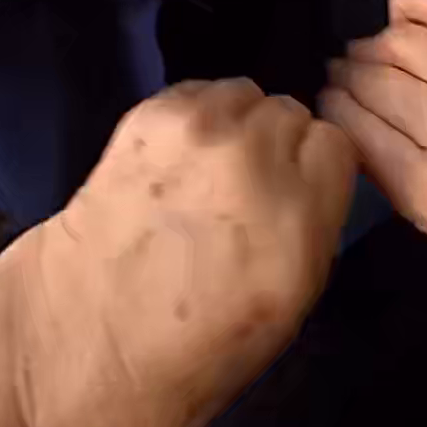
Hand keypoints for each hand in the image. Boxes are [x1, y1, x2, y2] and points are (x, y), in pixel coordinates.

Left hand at [0, 78, 356, 426]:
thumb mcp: (293, 291)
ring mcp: (194, 128)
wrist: (91, 324)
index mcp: (296, 216)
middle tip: (248, 176)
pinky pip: (197, 89)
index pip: (335, 142)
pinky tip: (176, 150)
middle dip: (277, 141)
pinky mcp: (149, 111)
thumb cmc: (201, 337)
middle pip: (289, 110)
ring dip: (237, 120)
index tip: (297, 181)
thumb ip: (313, 212)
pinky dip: (196, 112)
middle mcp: (249, 159)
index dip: (315, 163)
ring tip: (210, 158)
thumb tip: (310, 165)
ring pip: (244, 90)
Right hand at [318, 0, 426, 298]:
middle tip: (347, 76)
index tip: (330, 100)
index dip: (332, 106)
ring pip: (392, 41)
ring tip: (378, 55)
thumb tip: (340, 113)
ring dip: (374, 45)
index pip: (353, 126)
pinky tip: (401, 19)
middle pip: (369, 80)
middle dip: (347, 75)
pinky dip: (406, 2)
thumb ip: (390, 181)